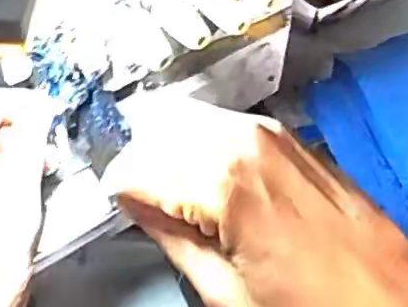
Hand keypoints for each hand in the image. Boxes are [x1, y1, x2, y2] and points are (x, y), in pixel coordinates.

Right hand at [101, 94, 407, 306]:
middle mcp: (238, 138)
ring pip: (185, 119)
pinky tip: (212, 178)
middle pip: (157, 131)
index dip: (123, 190)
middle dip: (145, 163)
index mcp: (220, 179)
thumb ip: (174, 240)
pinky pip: (221, 123)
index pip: (136, 167)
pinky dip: (203, 142)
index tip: (124, 208)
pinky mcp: (285, 133)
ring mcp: (265, 130)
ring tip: (179, 192)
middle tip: (148, 203)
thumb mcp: (232, 298)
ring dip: (171, 148)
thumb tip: (138, 206)